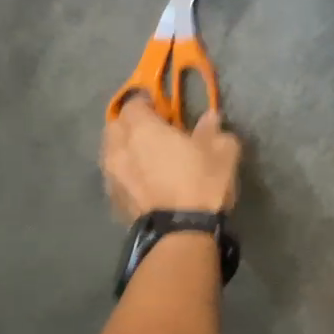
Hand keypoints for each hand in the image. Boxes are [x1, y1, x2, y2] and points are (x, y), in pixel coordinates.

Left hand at [101, 99, 239, 220]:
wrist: (182, 231)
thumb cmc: (202, 181)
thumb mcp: (222, 149)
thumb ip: (212, 129)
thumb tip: (209, 118)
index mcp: (144, 130)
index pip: (133, 104)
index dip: (147, 102)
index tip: (164, 107)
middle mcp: (120, 149)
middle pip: (115, 126)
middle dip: (130, 124)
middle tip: (153, 129)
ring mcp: (112, 176)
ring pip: (111, 152)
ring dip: (125, 148)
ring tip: (147, 156)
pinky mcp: (113, 199)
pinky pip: (115, 175)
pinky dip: (126, 171)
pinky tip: (144, 179)